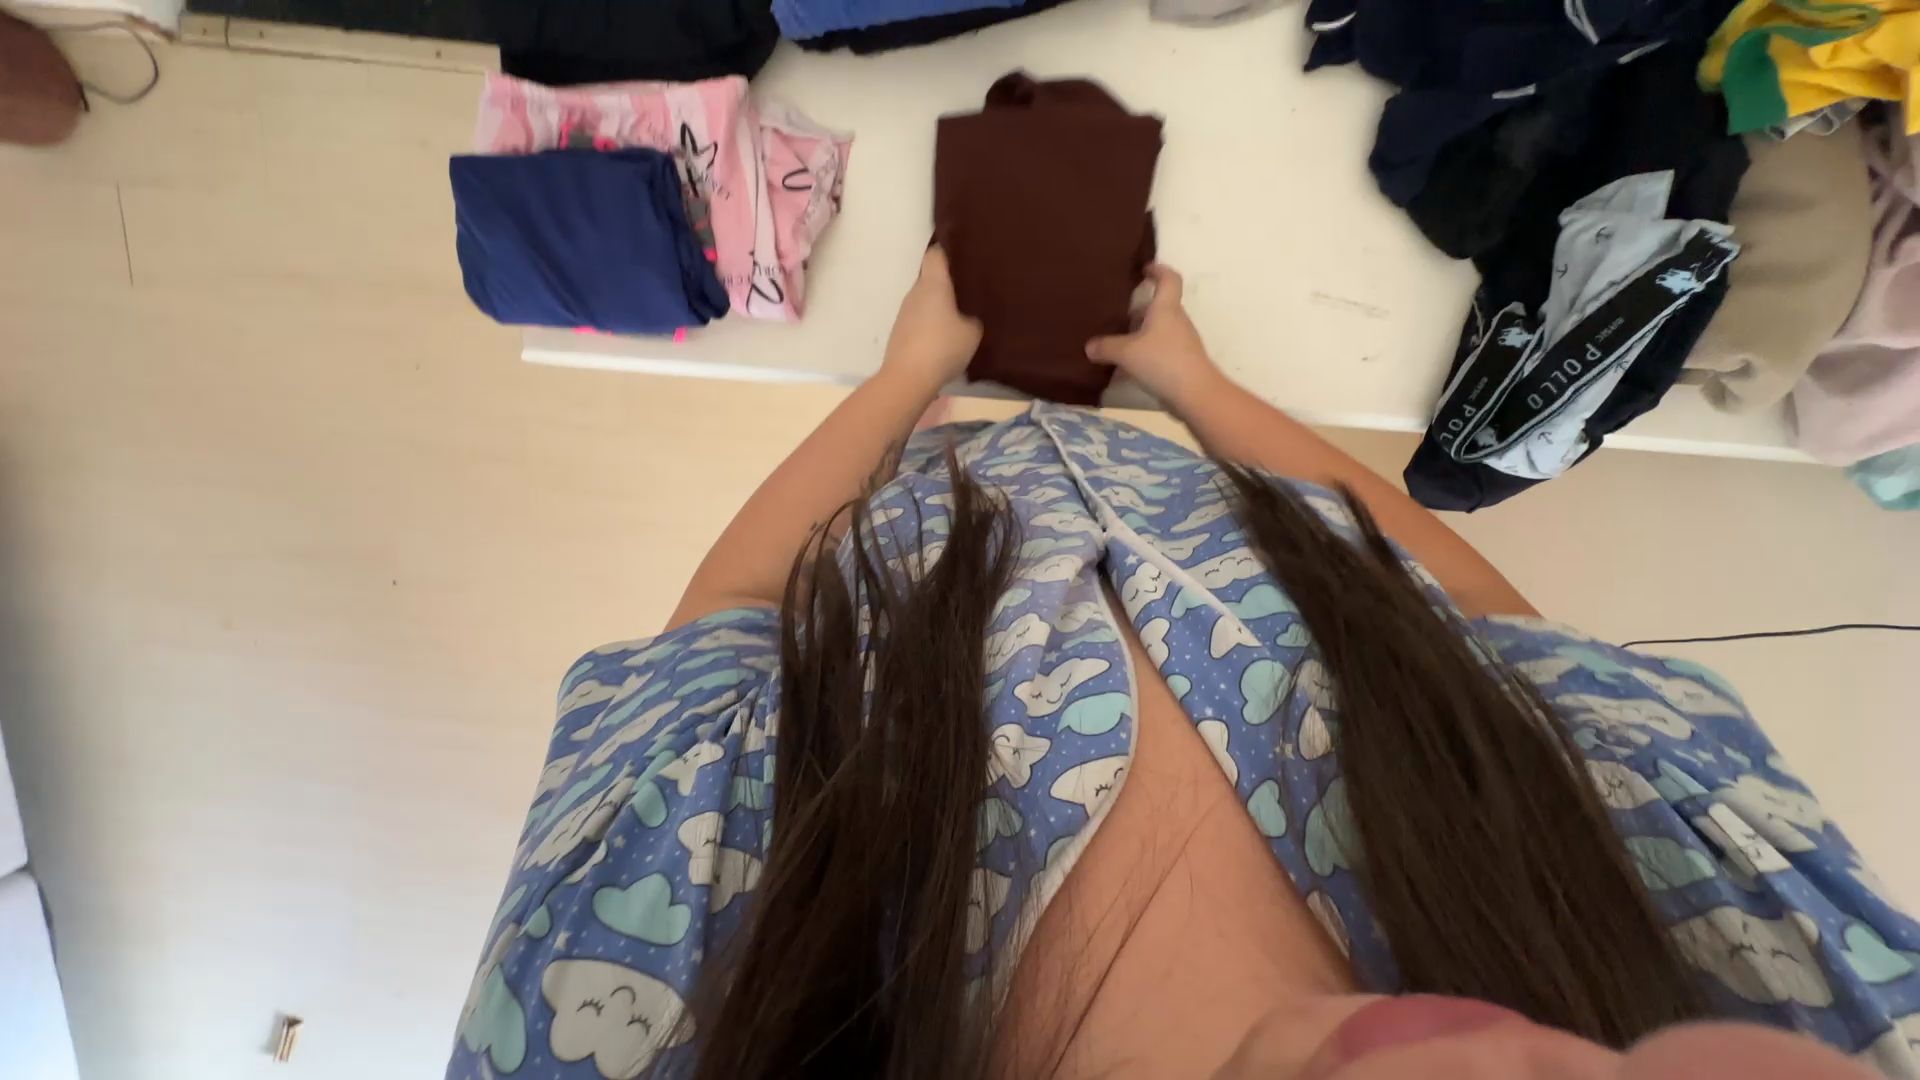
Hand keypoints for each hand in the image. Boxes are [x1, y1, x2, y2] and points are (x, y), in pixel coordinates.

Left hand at [881, 245, 982, 389]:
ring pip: (924, 300)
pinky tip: (944, 338)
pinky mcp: (900, 333)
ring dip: (939, 306)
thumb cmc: (943, 348)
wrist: (908, 378)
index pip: (936, 254)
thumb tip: (968, 316)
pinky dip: (930, 324)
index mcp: (933, 284)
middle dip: (948, 282)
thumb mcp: (972, 333)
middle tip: (969, 289)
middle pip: (930, 278)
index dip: (948, 250)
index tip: (963, 253)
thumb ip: (973, 317)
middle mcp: (915, 292)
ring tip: (959, 316)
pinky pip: (919, 320)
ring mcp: (904, 313)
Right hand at [1085, 264, 1227, 414]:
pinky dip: (1142, 355)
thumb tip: (1089, 346)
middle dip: (1138, 310)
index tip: (1145, 269)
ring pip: (1157, 331)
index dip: (1158, 270)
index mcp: (1166, 308)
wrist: (1194, 393)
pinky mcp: (1180, 362)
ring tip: (1115, 344)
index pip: (1169, 279)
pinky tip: (1125, 371)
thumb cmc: (1161, 361)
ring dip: (1139, 335)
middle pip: (1158, 308)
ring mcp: (1180, 342)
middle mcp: (1176, 321)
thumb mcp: (1126, 353)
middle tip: (1116, 315)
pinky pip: (1158, 352)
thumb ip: (1106, 347)